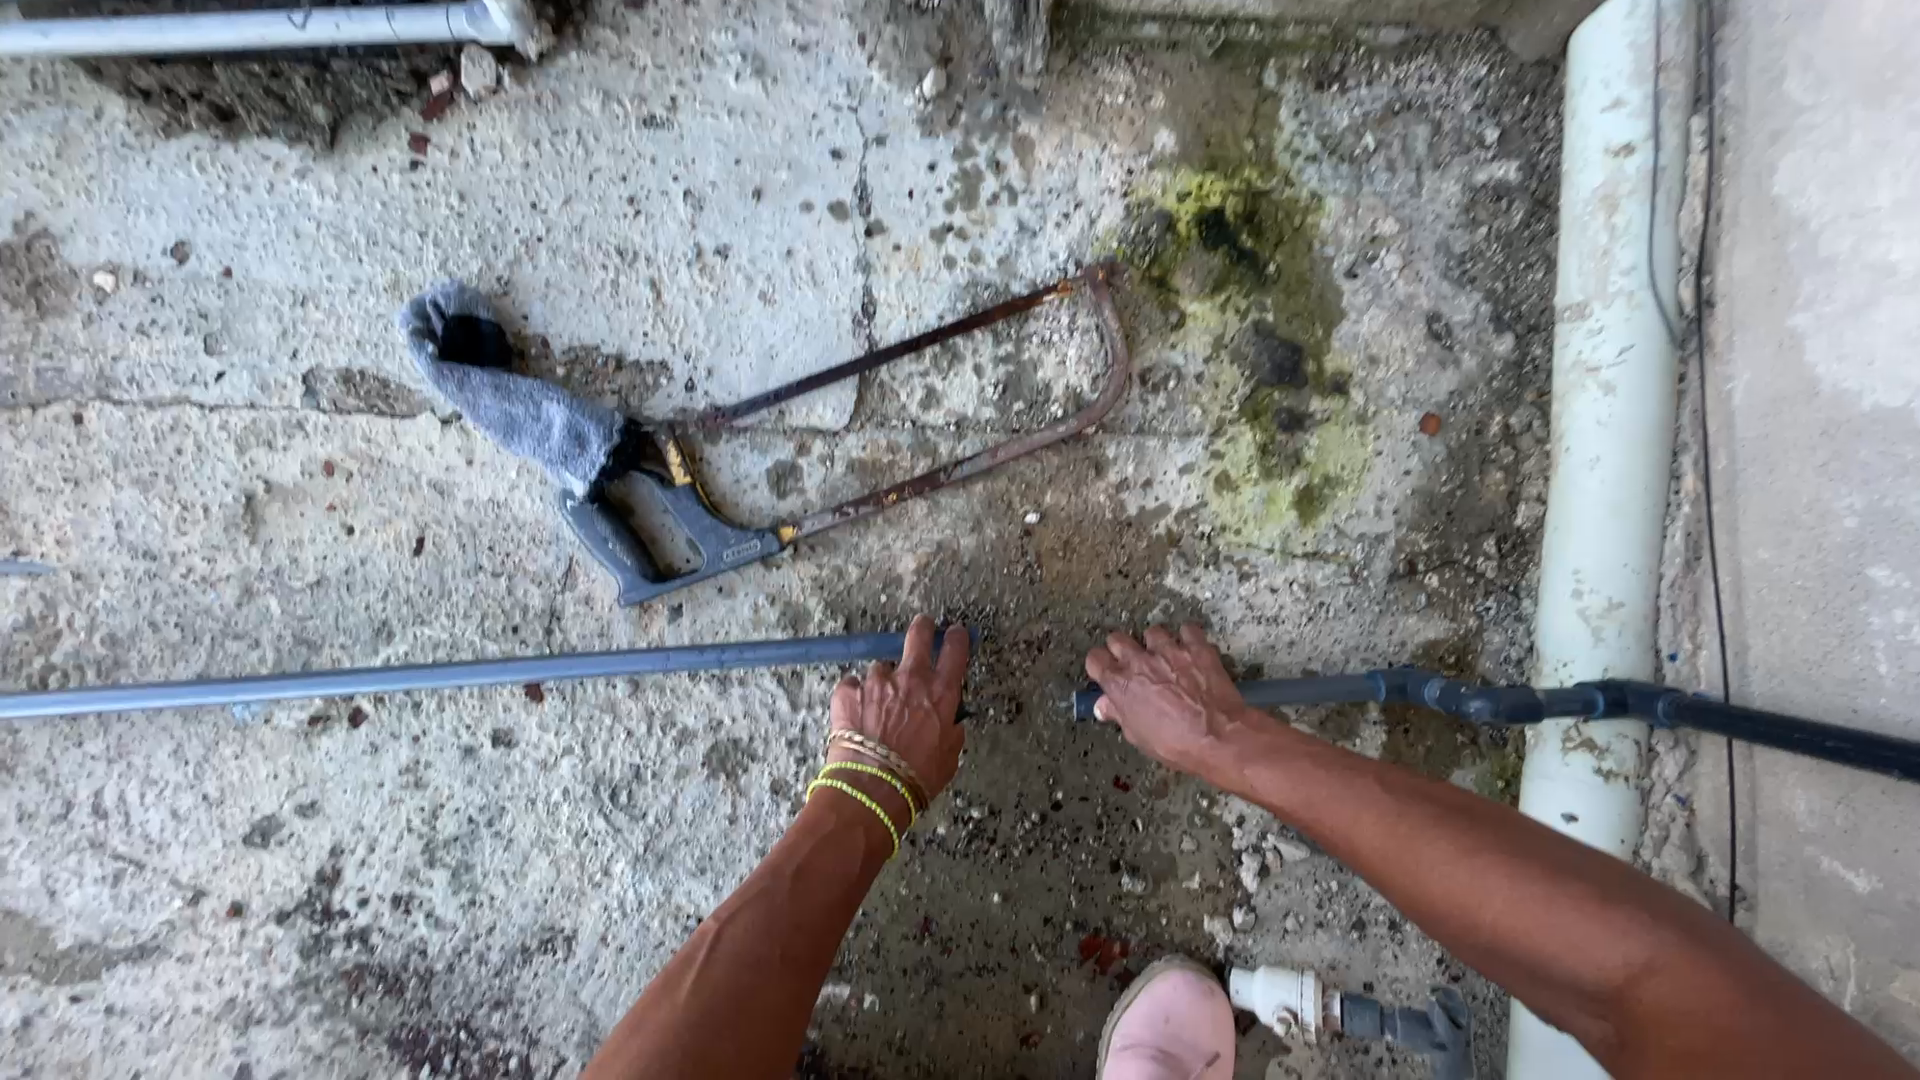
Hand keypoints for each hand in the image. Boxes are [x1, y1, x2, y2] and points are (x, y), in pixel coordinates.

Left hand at [828, 616, 969, 808]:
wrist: (872, 788)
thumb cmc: (917, 778)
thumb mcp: (949, 756)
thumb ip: (951, 732)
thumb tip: (950, 723)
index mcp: (941, 693)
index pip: (955, 650)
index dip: (956, 637)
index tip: (955, 632)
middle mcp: (910, 678)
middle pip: (918, 635)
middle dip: (922, 627)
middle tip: (922, 626)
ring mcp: (876, 681)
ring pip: (881, 669)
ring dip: (881, 683)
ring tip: (877, 710)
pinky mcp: (848, 690)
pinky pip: (854, 685)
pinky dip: (856, 697)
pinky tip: (856, 717)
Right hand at [1085, 624, 1261, 781]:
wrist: (1218, 737)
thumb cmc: (1175, 743)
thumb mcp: (1138, 736)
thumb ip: (1118, 714)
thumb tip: (1103, 706)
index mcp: (1120, 683)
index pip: (1095, 659)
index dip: (1100, 664)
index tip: (1106, 670)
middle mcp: (1139, 661)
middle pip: (1117, 638)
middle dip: (1122, 647)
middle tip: (1133, 661)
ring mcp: (1168, 651)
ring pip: (1152, 631)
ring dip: (1156, 642)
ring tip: (1166, 655)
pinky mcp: (1195, 647)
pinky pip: (1188, 630)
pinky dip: (1189, 638)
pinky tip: (1191, 649)